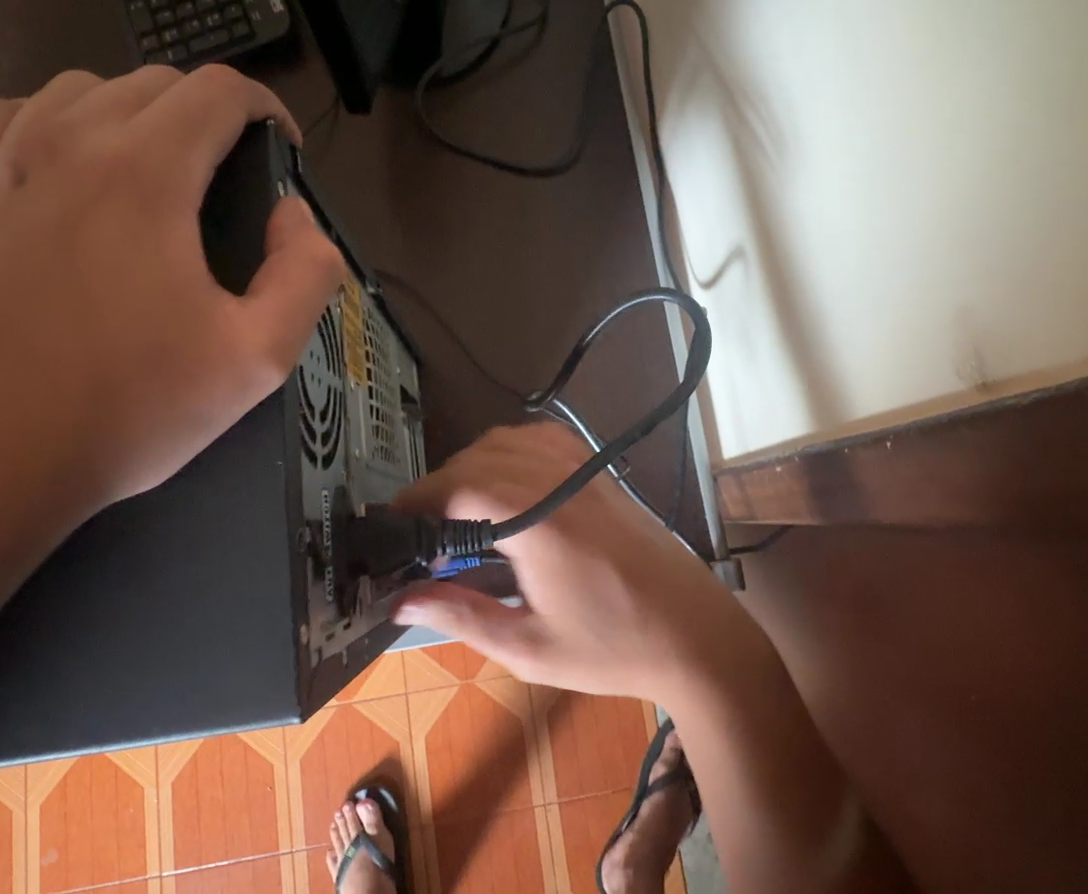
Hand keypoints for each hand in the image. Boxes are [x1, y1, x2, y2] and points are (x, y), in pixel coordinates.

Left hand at [0, 65, 345, 543]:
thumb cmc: (118, 413)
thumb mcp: (254, 360)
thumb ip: (305, 275)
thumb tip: (297, 219)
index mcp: (142, 172)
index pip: (219, 90)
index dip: (268, 109)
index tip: (282, 152)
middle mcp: (59, 143)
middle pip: (150, 82)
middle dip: (205, 113)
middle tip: (228, 177)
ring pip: (73, 92)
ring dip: (130, 115)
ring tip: (151, 177)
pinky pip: (0, 123)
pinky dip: (48, 128)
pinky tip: (58, 179)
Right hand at [392, 424, 760, 706]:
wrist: (695, 634)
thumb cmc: (612, 649)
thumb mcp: (528, 647)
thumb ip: (461, 615)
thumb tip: (400, 599)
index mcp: (539, 523)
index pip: (460, 486)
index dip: (418, 499)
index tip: (392, 523)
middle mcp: (560, 482)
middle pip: (479, 458)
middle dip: (440, 486)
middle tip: (422, 530)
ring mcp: (585, 471)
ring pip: (509, 439)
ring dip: (473, 464)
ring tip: (459, 509)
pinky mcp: (601, 472)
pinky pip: (545, 438)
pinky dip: (511, 448)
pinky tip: (506, 483)